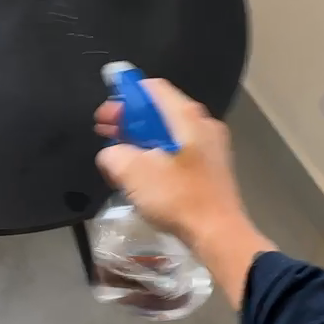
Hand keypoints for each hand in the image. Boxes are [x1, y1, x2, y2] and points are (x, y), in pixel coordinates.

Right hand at [94, 79, 273, 298]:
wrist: (218, 234)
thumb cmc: (178, 197)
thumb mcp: (133, 172)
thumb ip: (114, 154)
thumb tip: (111, 154)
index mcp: (187, 117)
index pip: (152, 88)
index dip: (124, 97)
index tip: (105, 115)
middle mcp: (202, 124)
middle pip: (160, 110)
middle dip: (129, 120)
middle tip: (105, 132)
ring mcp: (211, 146)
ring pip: (168, 132)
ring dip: (140, 139)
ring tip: (118, 154)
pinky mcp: (211, 168)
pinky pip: (178, 150)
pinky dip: (156, 154)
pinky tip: (141, 173)